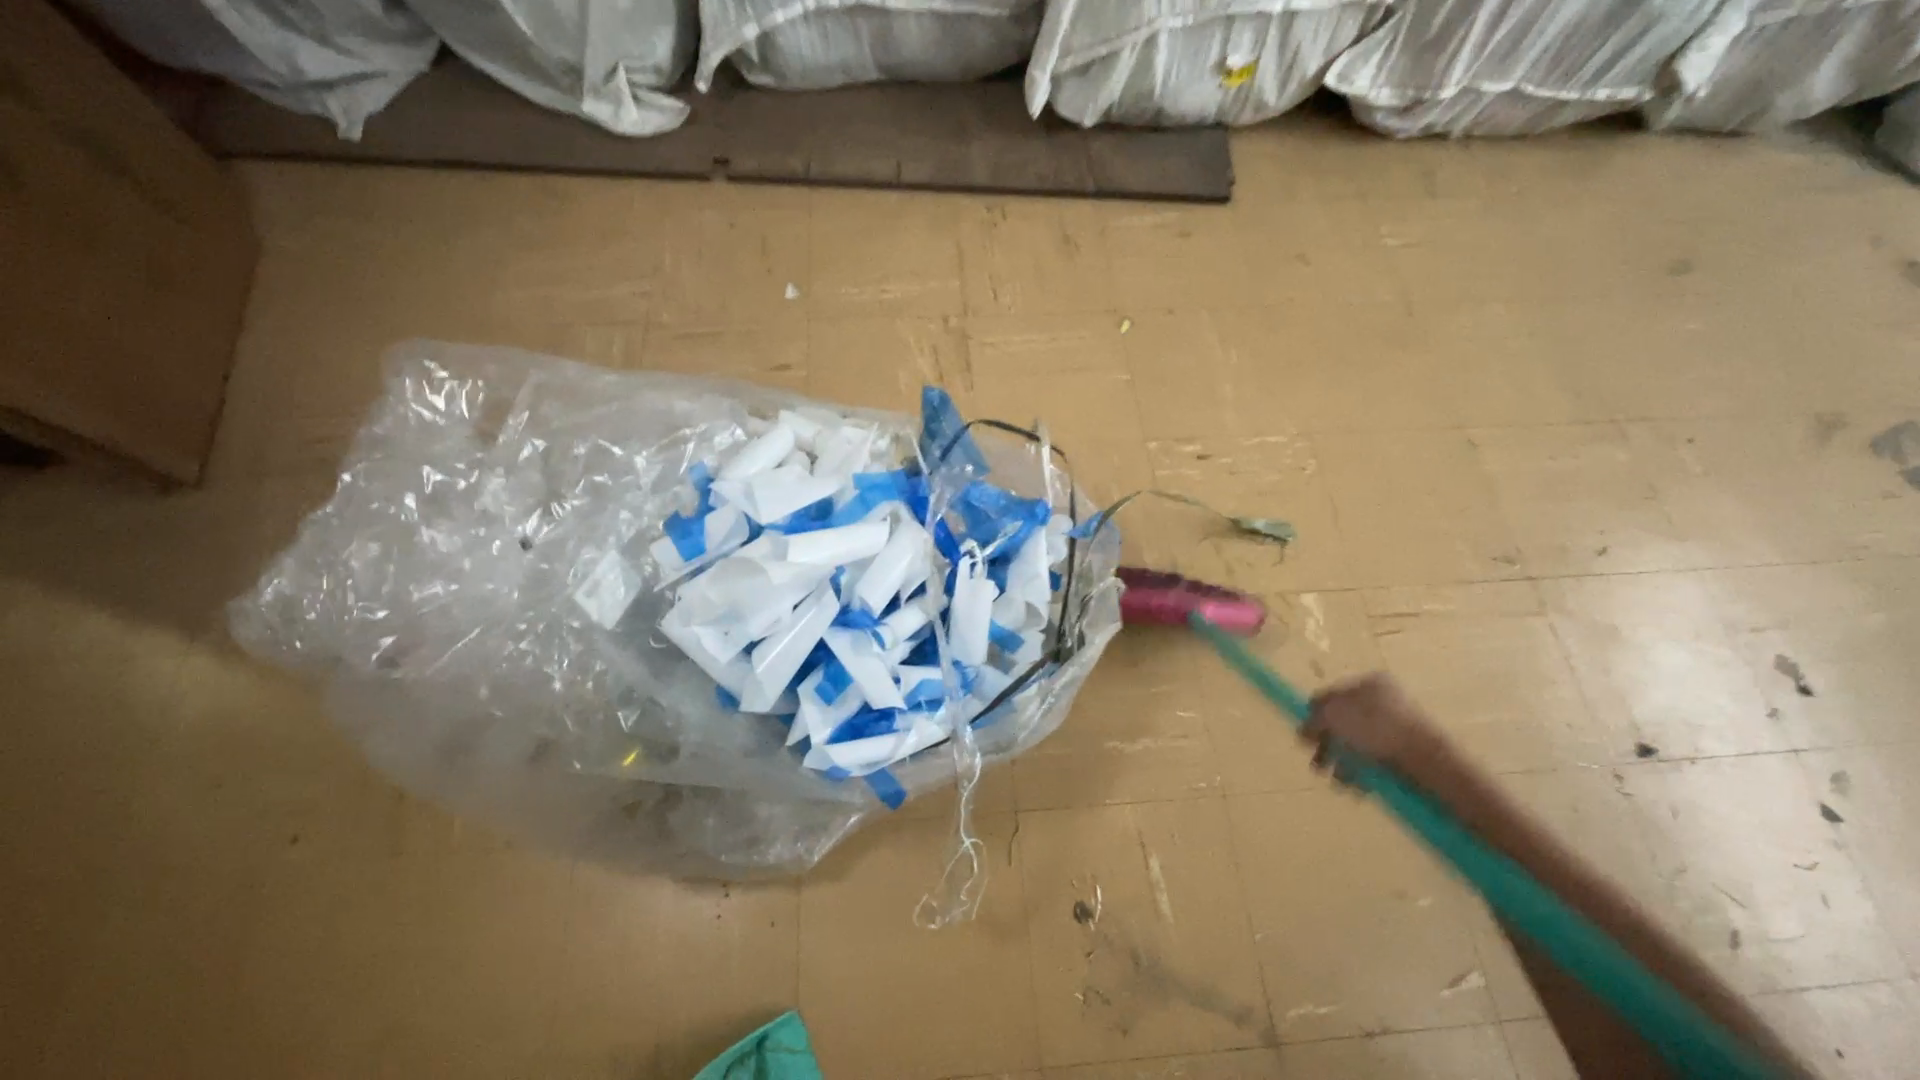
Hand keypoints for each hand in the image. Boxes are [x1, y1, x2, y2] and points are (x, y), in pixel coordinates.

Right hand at [1303, 673, 1447, 785]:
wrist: (1428, 760)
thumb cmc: (1376, 731)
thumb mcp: (1333, 718)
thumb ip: (1313, 720)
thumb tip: (1303, 728)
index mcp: (1368, 683)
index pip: (1330, 696)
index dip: (1314, 717)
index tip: (1306, 740)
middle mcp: (1384, 700)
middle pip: (1343, 723)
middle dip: (1329, 746)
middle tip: (1319, 766)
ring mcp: (1398, 726)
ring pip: (1358, 745)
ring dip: (1343, 764)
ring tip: (1341, 782)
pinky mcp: (1407, 752)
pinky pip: (1376, 760)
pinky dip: (1363, 772)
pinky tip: (1359, 786)